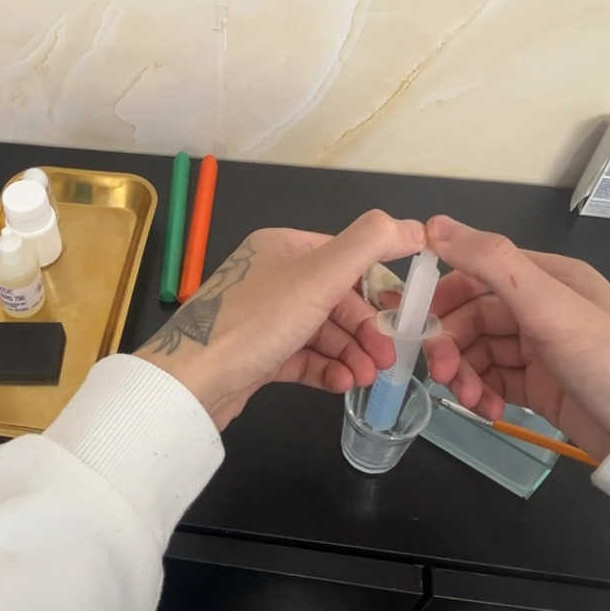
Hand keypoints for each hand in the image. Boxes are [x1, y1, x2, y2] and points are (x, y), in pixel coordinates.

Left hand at [135, 211, 426, 428]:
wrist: (193, 380)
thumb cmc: (257, 320)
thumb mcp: (319, 274)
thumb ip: (370, 245)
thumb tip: (416, 226)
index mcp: (283, 248)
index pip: (345, 261)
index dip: (376, 290)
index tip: (403, 320)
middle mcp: (271, 278)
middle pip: (335, 301)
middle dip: (365, 332)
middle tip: (387, 362)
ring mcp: (262, 319)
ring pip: (321, 333)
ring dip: (350, 354)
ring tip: (365, 379)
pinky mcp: (256, 355)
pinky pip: (302, 358)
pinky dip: (325, 369)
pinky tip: (342, 384)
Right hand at [422, 215, 609, 458]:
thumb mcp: (549, 305)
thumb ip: (491, 262)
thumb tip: (433, 225)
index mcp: (543, 278)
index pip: (473, 277)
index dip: (441, 299)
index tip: (415, 325)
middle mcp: (538, 309)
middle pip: (471, 318)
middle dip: (450, 345)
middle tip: (443, 374)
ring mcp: (538, 349)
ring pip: (478, 352)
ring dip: (464, 374)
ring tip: (471, 399)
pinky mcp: (539, 386)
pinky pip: (494, 381)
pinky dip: (483, 393)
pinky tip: (488, 409)